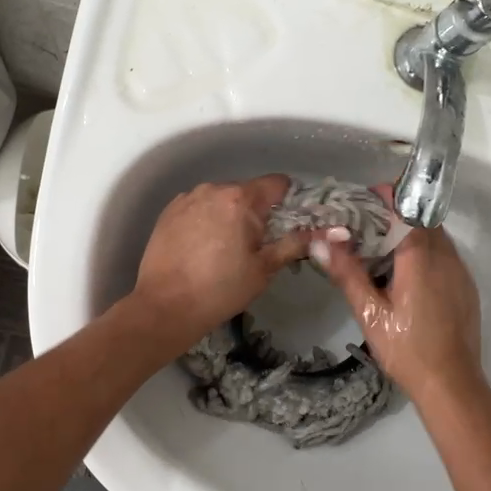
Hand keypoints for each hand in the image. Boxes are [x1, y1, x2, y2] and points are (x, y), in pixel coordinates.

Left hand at [128, 175, 320, 346]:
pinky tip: (202, 248)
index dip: (288, 200)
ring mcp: (188, 198)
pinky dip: (206, 220)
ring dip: (230, 215)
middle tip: (256, 246)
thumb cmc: (220, 289)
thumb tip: (325, 232)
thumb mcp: (264, 269)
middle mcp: (214, 189)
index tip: (287, 223)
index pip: (278, 183)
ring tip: (225, 249)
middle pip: (248, 191)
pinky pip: (199, 207)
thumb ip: (294, 244)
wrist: (165, 306)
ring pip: (222, 199)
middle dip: (256, 212)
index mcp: (241, 199)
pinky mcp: (169, 211)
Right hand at [318, 215, 486, 403]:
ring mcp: (460, 271)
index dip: (387, 197)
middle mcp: (446, 256)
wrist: (451, 384)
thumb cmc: (407, 350)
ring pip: (436, 236)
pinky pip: (445, 255)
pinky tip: (405, 273)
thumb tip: (322, 241)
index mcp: (420, 258)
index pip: (407, 209)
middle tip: (366, 222)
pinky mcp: (466, 287)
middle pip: (423, 219)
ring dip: (412, 232)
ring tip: (380, 246)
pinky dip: (425, 251)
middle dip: (397, 212)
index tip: (364, 198)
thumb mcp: (370, 313)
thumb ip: (347, 273)